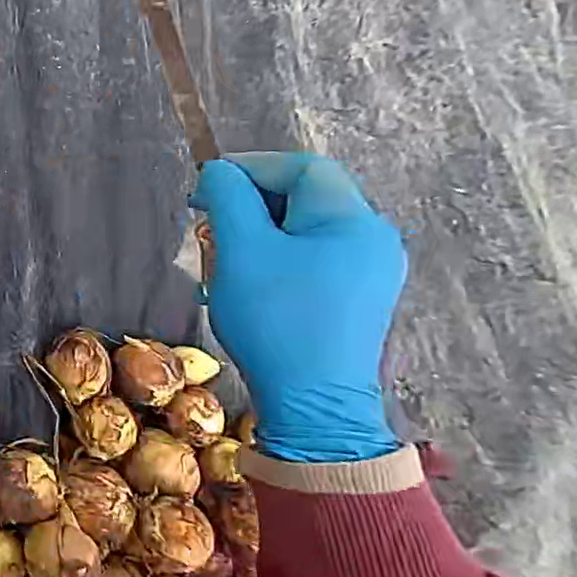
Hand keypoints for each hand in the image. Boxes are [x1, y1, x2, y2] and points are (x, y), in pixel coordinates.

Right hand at [188, 153, 404, 462]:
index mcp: (351, 220)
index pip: (301, 168)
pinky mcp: (358, 298)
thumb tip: (219, 171)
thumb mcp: (241, 251)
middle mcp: (371, 238)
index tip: (206, 188)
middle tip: (211, 223)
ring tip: (224, 255)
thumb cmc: (275, 321)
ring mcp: (370, 271)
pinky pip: (313, 257)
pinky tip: (250, 279)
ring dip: (260, 231)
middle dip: (251, 202)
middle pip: (305, 196)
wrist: (314, 408)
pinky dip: (277, 256)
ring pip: (305, 228)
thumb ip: (228, 197)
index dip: (250, 168)